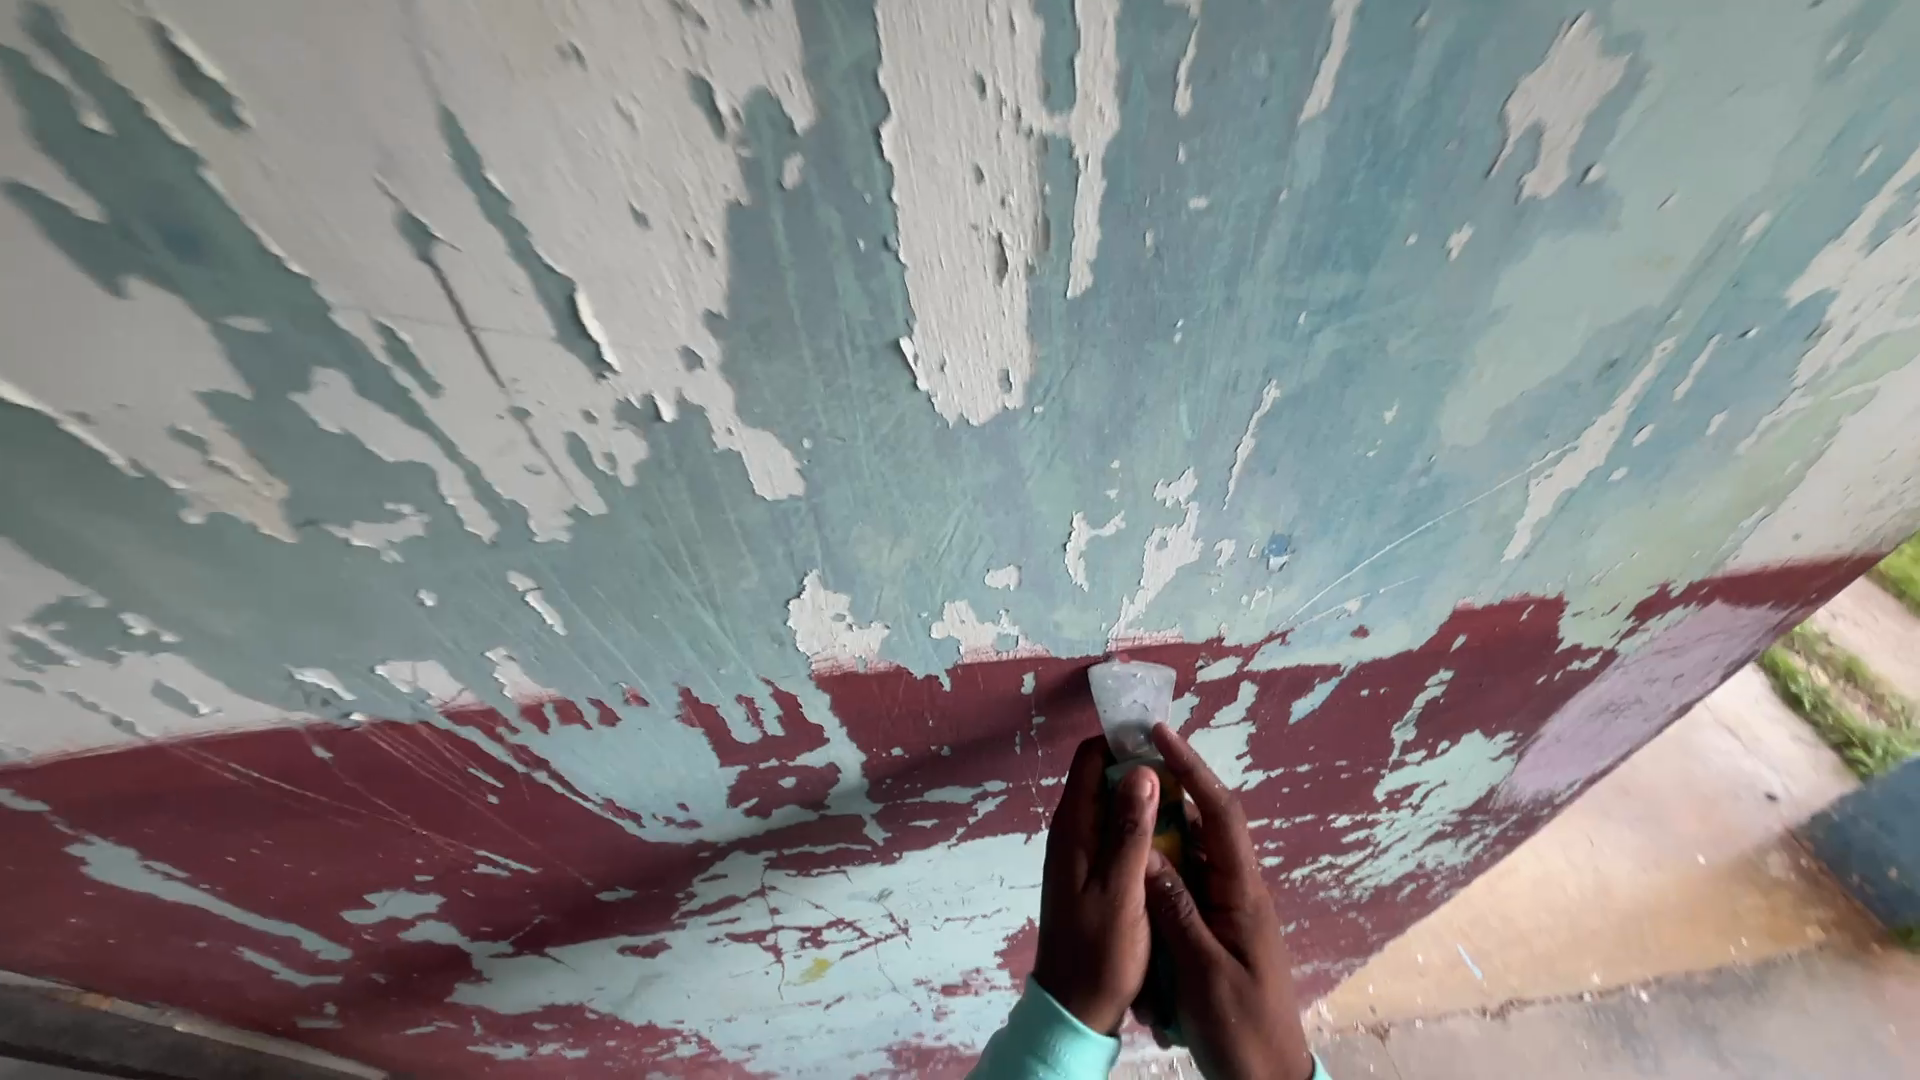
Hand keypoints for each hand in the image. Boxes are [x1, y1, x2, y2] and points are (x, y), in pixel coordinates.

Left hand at [1031, 735, 1160, 1033]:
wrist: (1075, 1005)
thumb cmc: (1100, 951)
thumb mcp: (1122, 890)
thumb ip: (1130, 830)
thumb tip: (1141, 770)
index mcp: (1072, 827)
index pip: (1089, 759)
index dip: (1121, 743)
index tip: (1160, 742)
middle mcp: (1070, 829)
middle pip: (1100, 776)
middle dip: (1136, 768)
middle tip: (1181, 773)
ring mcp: (1078, 849)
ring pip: (1109, 803)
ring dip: (1140, 796)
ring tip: (1182, 800)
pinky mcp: (1090, 869)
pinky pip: (1112, 829)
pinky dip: (1136, 822)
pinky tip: (1168, 835)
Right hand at [1140, 724, 1313, 1079]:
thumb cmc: (1242, 1029)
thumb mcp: (1205, 974)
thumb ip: (1176, 910)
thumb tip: (1144, 852)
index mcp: (1242, 892)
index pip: (1219, 814)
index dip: (1191, 768)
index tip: (1160, 733)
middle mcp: (1236, 887)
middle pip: (1205, 819)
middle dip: (1172, 781)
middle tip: (1130, 754)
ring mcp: (1225, 905)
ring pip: (1192, 846)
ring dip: (1162, 818)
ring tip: (1123, 792)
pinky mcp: (1212, 923)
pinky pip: (1184, 875)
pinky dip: (1159, 856)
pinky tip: (1132, 854)